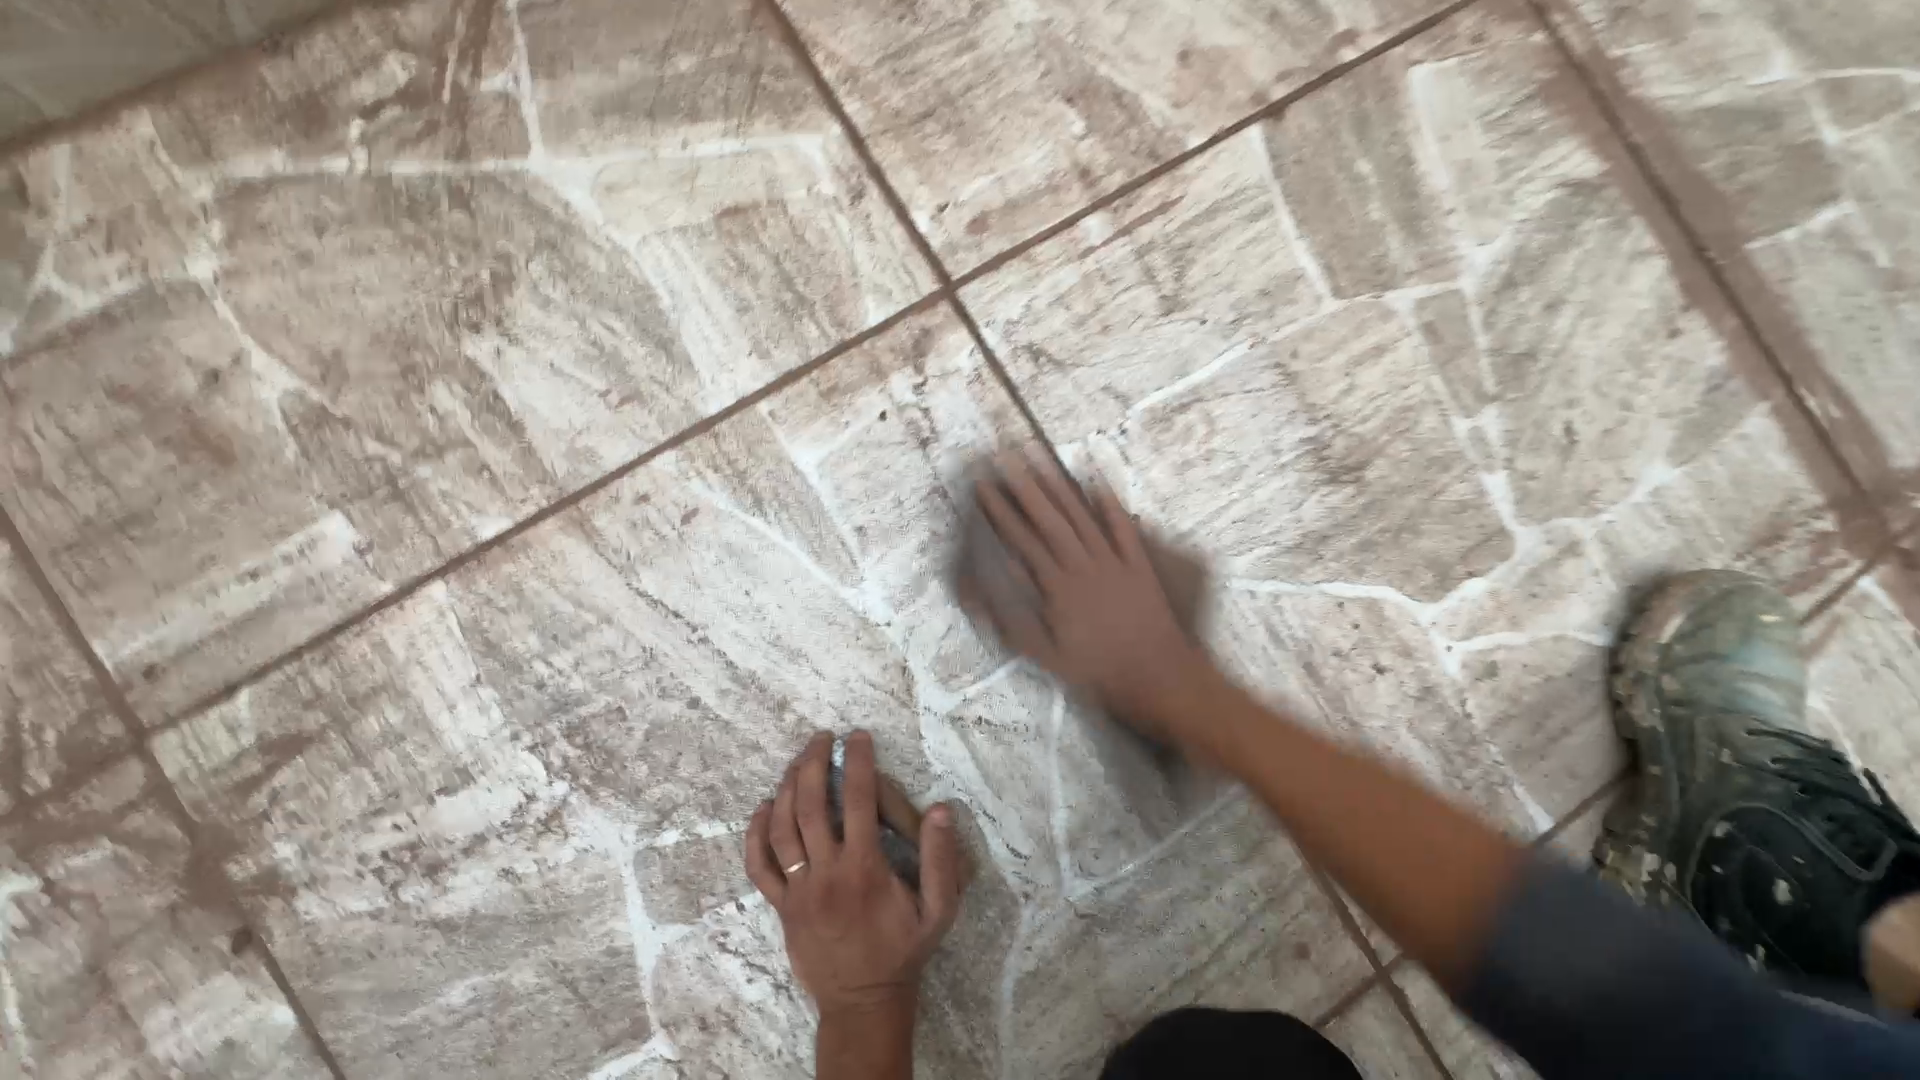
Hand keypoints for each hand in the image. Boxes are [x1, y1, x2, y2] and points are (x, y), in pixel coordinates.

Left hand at [745, 731, 963, 1022]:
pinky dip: (755, 833)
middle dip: (814, 763)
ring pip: (782, 827)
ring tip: (798, 761)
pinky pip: (759, 866)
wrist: (863, 1001)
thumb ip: (941, 859)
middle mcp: (826, 871)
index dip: (858, 762)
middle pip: (812, 804)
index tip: (858, 736)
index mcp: (864, 867)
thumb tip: (940, 809)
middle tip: (821, 738)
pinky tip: (763, 806)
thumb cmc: (904, 951)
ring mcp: (798, 889)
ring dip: (787, 787)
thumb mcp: (939, 910)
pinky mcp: (781, 906)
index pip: (859, 800)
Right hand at [966, 451, 1210, 729]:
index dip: (1000, 512)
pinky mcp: (1139, 566)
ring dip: (1060, 486)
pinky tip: (1098, 482)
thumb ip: (1011, 620)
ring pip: (1082, 517)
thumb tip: (978, 591)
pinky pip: (1124, 529)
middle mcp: (1083, 566)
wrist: (1157, 676)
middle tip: (1006, 456)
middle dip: (1025, 486)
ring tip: (1041, 460)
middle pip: (1050, 519)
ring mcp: (1113, 562)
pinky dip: (1111, 505)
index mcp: (1057, 587)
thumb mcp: (1045, 656)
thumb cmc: (1097, 673)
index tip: (982, 487)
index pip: (1021, 541)